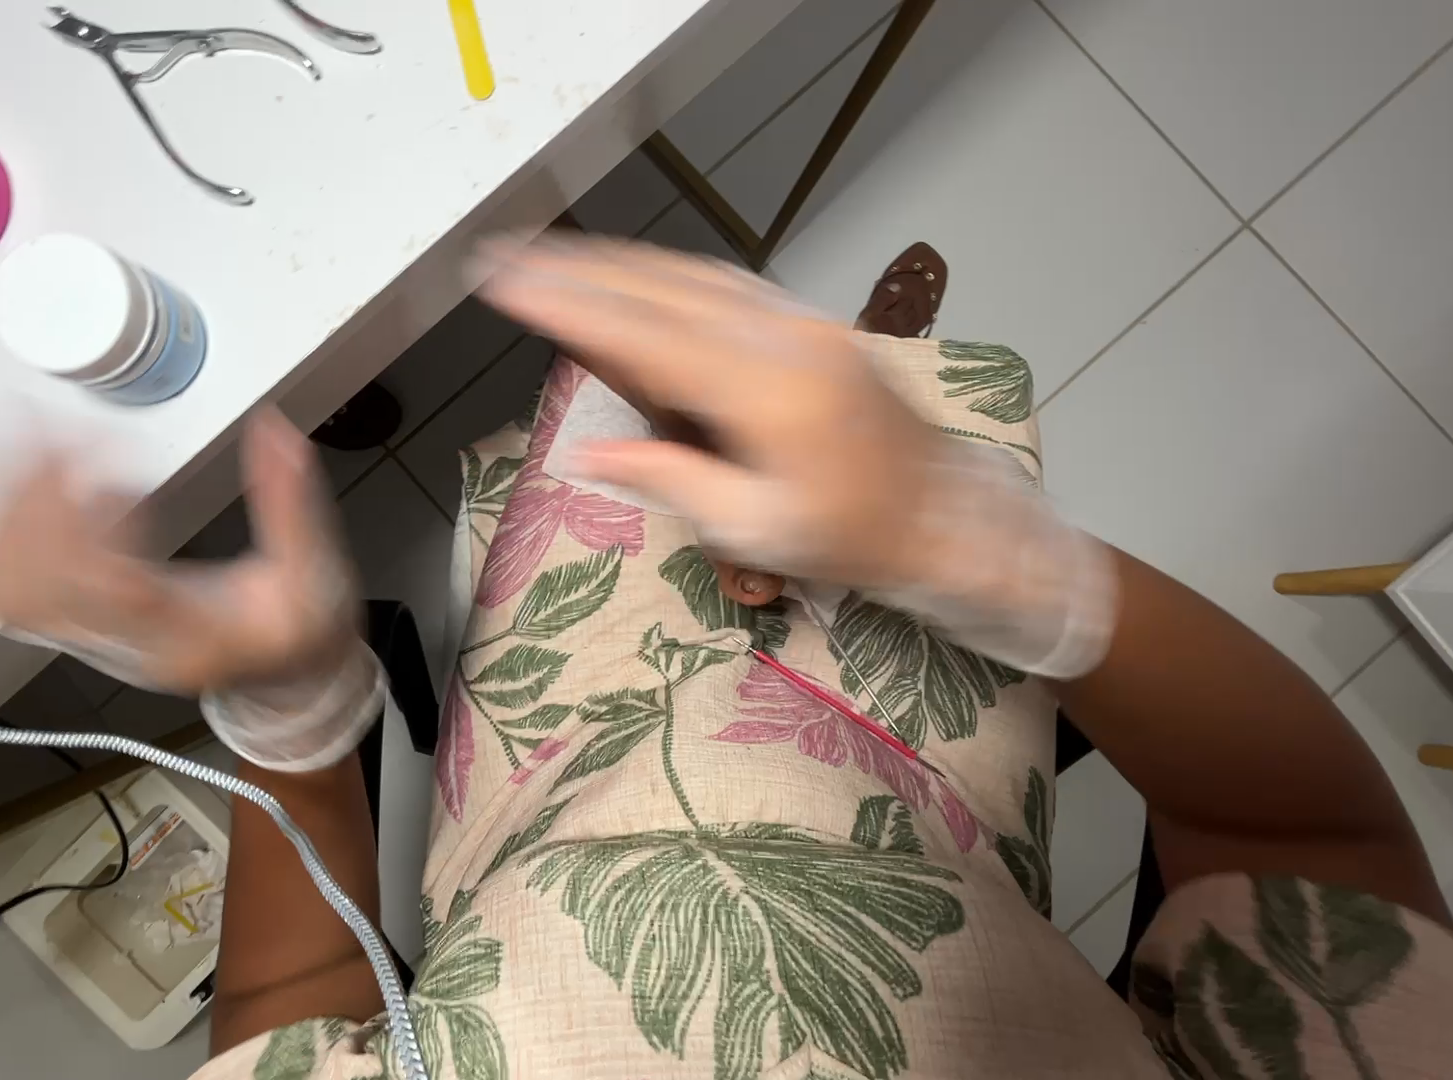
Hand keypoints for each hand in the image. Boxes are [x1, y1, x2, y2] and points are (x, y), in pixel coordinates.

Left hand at [0, 407, 360, 693]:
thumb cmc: (299, 626)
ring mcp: (96, 640)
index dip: (89, 514)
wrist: (283, 671)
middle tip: (47, 427)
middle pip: (32, 591)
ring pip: (3, 591)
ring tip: (30, 443)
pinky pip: (5, 589)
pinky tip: (34, 483)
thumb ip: (291, 502)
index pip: (115, 589)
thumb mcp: (313, 568)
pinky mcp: (78, 624)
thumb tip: (272, 431)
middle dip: (24, 498)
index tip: (103, 446)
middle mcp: (130, 647)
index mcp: (193, 637)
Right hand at [474, 233, 941, 589]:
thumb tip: (588, 453)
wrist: (941, 514)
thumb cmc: (848, 537)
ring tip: (558, 261)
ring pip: (693, 276)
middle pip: (662, 288)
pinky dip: (668, 276)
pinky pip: (726, 286)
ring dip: (620, 264)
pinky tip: (637, 277)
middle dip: (580, 270)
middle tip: (514, 257)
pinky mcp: (811, 325)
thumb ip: (670, 479)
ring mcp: (802, 323)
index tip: (511, 284)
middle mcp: (782, 338)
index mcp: (765, 392)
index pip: (645, 336)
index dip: (571, 307)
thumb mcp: (752, 527)